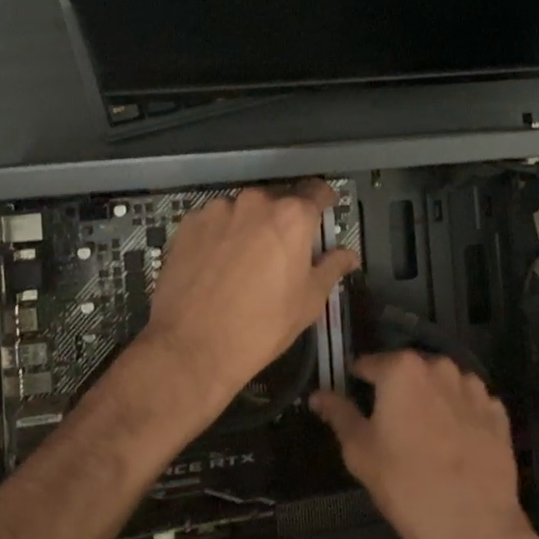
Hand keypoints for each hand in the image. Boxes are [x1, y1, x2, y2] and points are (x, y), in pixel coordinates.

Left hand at [137, 180, 359, 405]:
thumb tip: (349, 255)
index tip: (323, 214)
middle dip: (283, 221)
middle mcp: (255, 202)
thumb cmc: (262, 325)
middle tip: (281, 253)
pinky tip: (216, 265)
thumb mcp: (310, 301)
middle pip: (277, 201)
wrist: (193, 346)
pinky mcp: (188, 225)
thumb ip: (332, 268)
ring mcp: (217, 210)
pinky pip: (214, 222)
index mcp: (292, 216)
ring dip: (249, 227)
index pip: (317, 191)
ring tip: (243, 262)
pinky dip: (220, 236)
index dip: (323, 202)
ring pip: (243, 211)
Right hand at [310, 352, 532, 538]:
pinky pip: (470, 405)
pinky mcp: (498, 413)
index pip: (369, 364)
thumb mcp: (359, 450)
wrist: (473, 525)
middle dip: (397, 390)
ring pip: (442, 385)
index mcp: (402, 368)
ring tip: (424, 437)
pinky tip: (454, 446)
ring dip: (431, 400)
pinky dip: (460, 417)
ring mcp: (474, 388)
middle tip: (388, 425)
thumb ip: (339, 414)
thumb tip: (318, 394)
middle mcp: (440, 366)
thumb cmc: (405, 484)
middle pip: (409, 371)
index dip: (357, 381)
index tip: (353, 400)